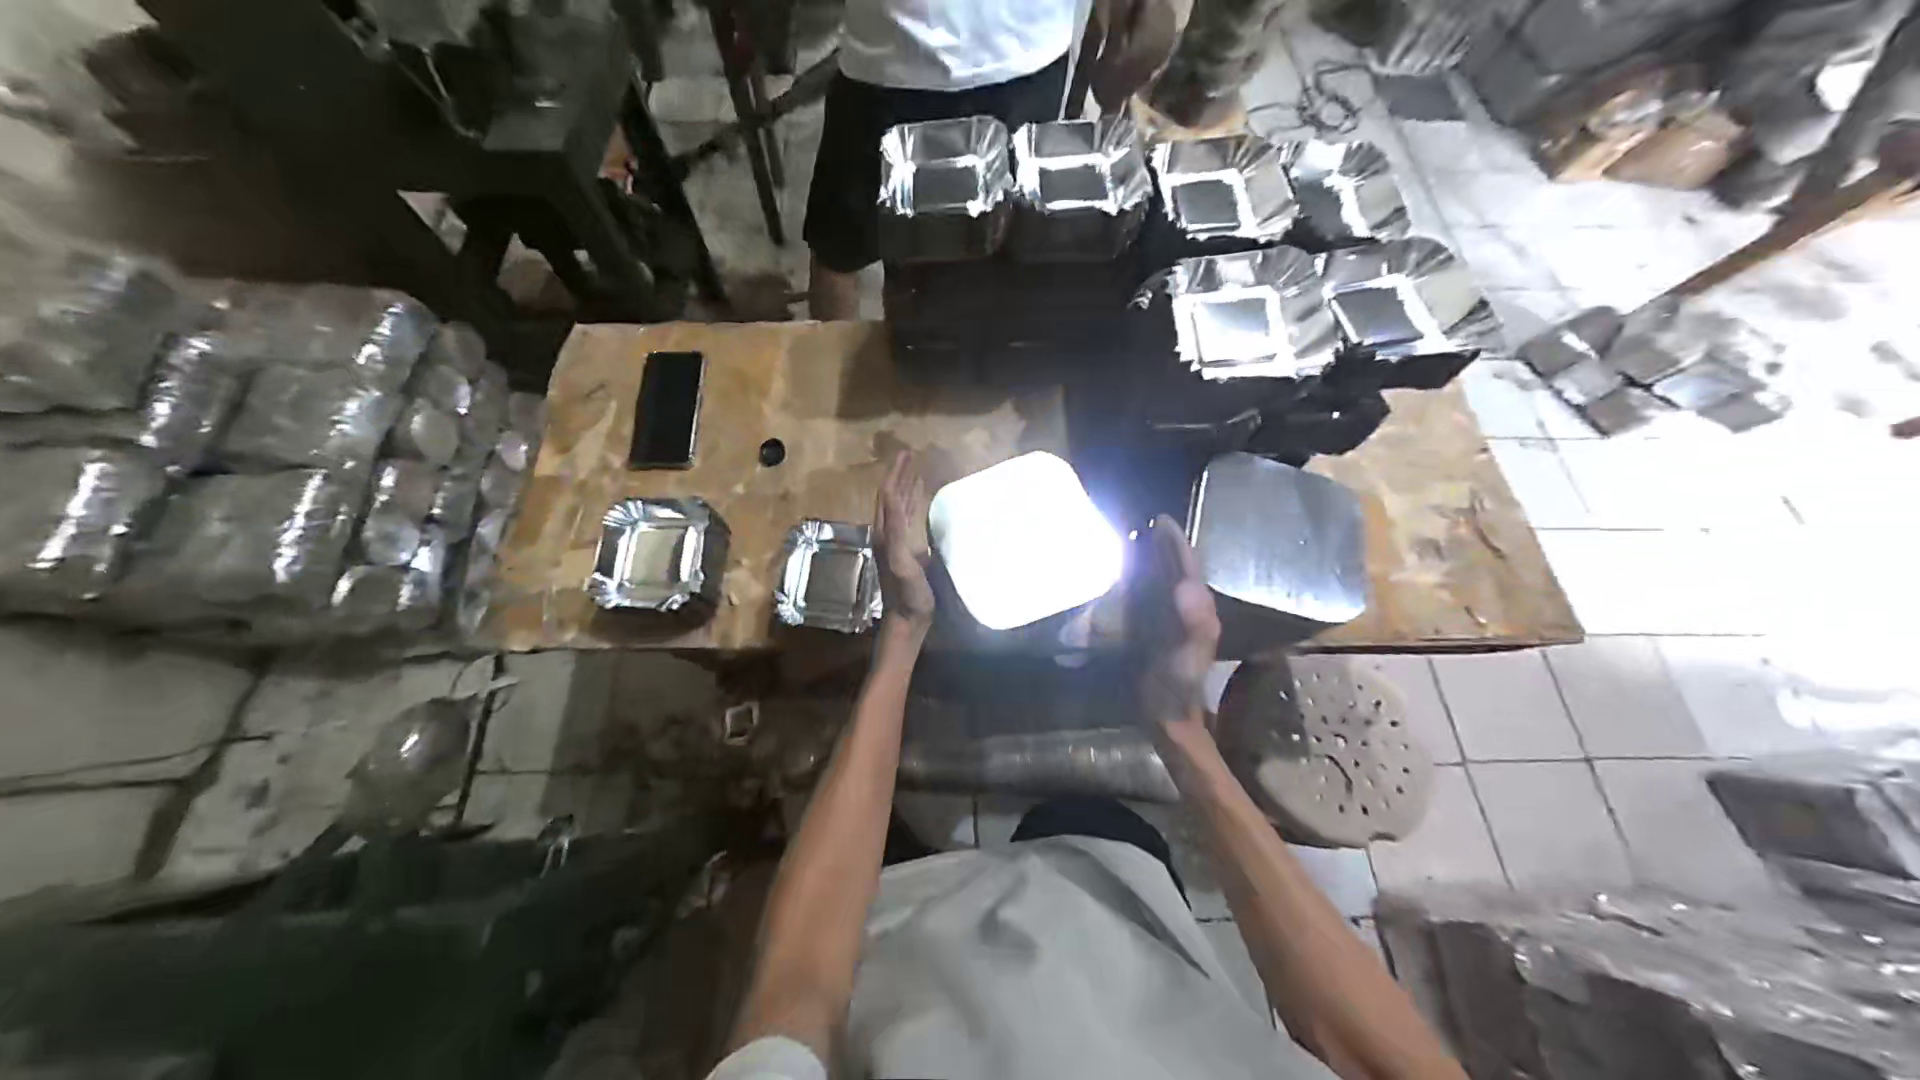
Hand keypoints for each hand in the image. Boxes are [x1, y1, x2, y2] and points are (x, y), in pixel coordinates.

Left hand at [873, 450, 934, 633]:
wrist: (907, 620)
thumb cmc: (908, 595)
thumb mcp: (902, 564)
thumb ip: (897, 534)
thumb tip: (896, 501)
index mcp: (886, 533)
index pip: (889, 496)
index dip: (897, 474)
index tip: (908, 454)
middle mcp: (887, 533)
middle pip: (891, 497)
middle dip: (899, 475)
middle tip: (911, 455)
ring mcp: (896, 542)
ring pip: (899, 506)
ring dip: (906, 487)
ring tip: (916, 470)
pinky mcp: (906, 550)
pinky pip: (908, 518)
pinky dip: (913, 503)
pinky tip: (921, 500)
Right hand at [1134, 515, 1219, 741]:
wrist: (1165, 715)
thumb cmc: (1179, 684)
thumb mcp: (1187, 655)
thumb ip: (1193, 622)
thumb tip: (1186, 583)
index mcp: (1196, 608)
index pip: (1187, 566)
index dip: (1175, 542)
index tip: (1160, 519)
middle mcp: (1182, 608)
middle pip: (1170, 569)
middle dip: (1156, 546)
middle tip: (1137, 525)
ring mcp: (1163, 618)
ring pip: (1154, 581)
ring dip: (1141, 562)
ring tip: (1124, 543)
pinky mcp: (1147, 630)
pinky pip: (1139, 599)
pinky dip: (1127, 585)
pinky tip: (1113, 579)